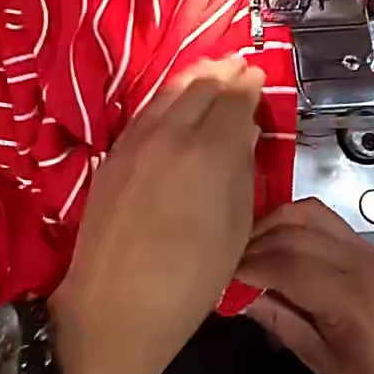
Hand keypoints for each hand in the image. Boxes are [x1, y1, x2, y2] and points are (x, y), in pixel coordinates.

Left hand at [48, 57, 263, 373]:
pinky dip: (169, 96)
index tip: (259, 76)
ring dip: (195, 77)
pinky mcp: (114, 153)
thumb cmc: (192, 278)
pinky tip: (176, 101)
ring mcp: (137, 140)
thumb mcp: (236, 227)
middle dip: (225, 72)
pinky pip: (147, 110)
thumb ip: (242, 170)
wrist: (117, 307)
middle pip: (202, 85)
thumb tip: (243, 133)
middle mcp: (172, 134)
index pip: (235, 98)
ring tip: (211, 71)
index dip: (250, 84)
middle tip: (239, 66)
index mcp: (210, 152)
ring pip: (170, 91)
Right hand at [235, 199, 373, 373]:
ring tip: (246, 250)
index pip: (284, 264)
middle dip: (252, 244)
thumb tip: (233, 294)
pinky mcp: (366, 245)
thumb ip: (276, 318)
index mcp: (349, 297)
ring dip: (271, 225)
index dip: (245, 266)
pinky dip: (292, 223)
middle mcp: (359, 261)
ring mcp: (365, 248)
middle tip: (224, 263)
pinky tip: (275, 244)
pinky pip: (322, 219)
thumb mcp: (317, 360)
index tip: (216, 275)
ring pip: (306, 214)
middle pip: (292, 233)